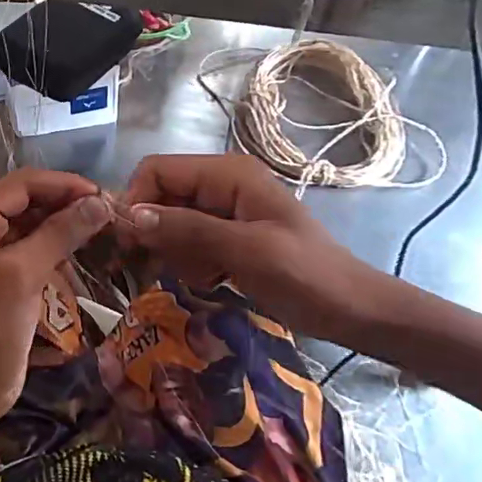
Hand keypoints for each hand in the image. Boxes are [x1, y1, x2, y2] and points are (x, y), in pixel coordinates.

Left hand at [0, 170, 113, 454]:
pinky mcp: (2, 285)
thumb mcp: (19, 278)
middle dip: (67, 204)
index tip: (105, 194)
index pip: (21, 185)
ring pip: (32, 229)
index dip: (64, 184)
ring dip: (66, 228)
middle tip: (112, 214)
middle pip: (27, 203)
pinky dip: (58, 253)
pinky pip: (33, 256)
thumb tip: (99, 202)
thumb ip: (58, 235)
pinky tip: (86, 257)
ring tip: (107, 231)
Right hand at [119, 154, 407, 346]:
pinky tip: (210, 280)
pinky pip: (185, 242)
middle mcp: (220, 185)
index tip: (128, 242)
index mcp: (228, 174)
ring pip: (168, 223)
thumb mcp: (247, 250)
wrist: (353, 311)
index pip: (157, 170)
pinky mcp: (224, 238)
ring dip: (173, 252)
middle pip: (159, 197)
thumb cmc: (307, 275)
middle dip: (154, 231)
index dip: (136, 200)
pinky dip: (187, 262)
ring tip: (202, 275)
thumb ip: (189, 229)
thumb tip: (130, 216)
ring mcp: (222, 212)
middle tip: (159, 267)